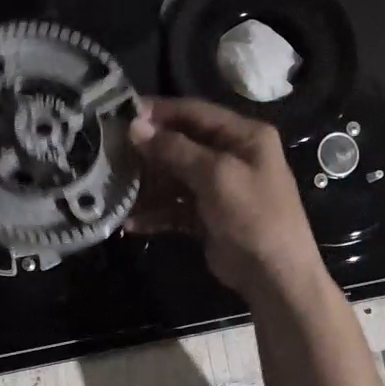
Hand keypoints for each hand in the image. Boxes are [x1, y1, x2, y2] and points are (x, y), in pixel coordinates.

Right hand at [129, 97, 325, 298]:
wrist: (273, 273)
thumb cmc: (252, 215)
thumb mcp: (216, 175)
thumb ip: (175, 150)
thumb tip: (135, 127)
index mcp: (243, 136)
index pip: (195, 112)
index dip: (159, 112)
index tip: (122, 114)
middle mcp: (231, 156)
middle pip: (181, 145)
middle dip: (147, 152)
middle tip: (111, 154)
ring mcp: (218, 189)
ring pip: (174, 179)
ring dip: (147, 187)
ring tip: (116, 192)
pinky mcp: (207, 217)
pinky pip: (175, 209)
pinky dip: (155, 214)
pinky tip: (131, 222)